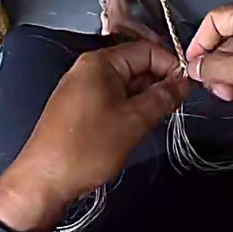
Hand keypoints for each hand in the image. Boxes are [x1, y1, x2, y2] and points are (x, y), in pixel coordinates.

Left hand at [0, 41, 188, 230]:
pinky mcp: (79, 106)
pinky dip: (131, 106)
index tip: (188, 88)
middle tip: (178, 104)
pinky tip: (139, 123)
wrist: (44, 181)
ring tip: (161, 116)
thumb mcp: (134, 120)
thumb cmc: (89, 146)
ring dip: (146, 96)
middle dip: (160, 81)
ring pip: (126, 83)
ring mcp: (82, 87)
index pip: (147, 50)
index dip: (170, 65)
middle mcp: (89, 68)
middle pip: (136, 64)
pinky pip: (113, 96)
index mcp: (100, 63)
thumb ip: (163, 97)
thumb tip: (185, 82)